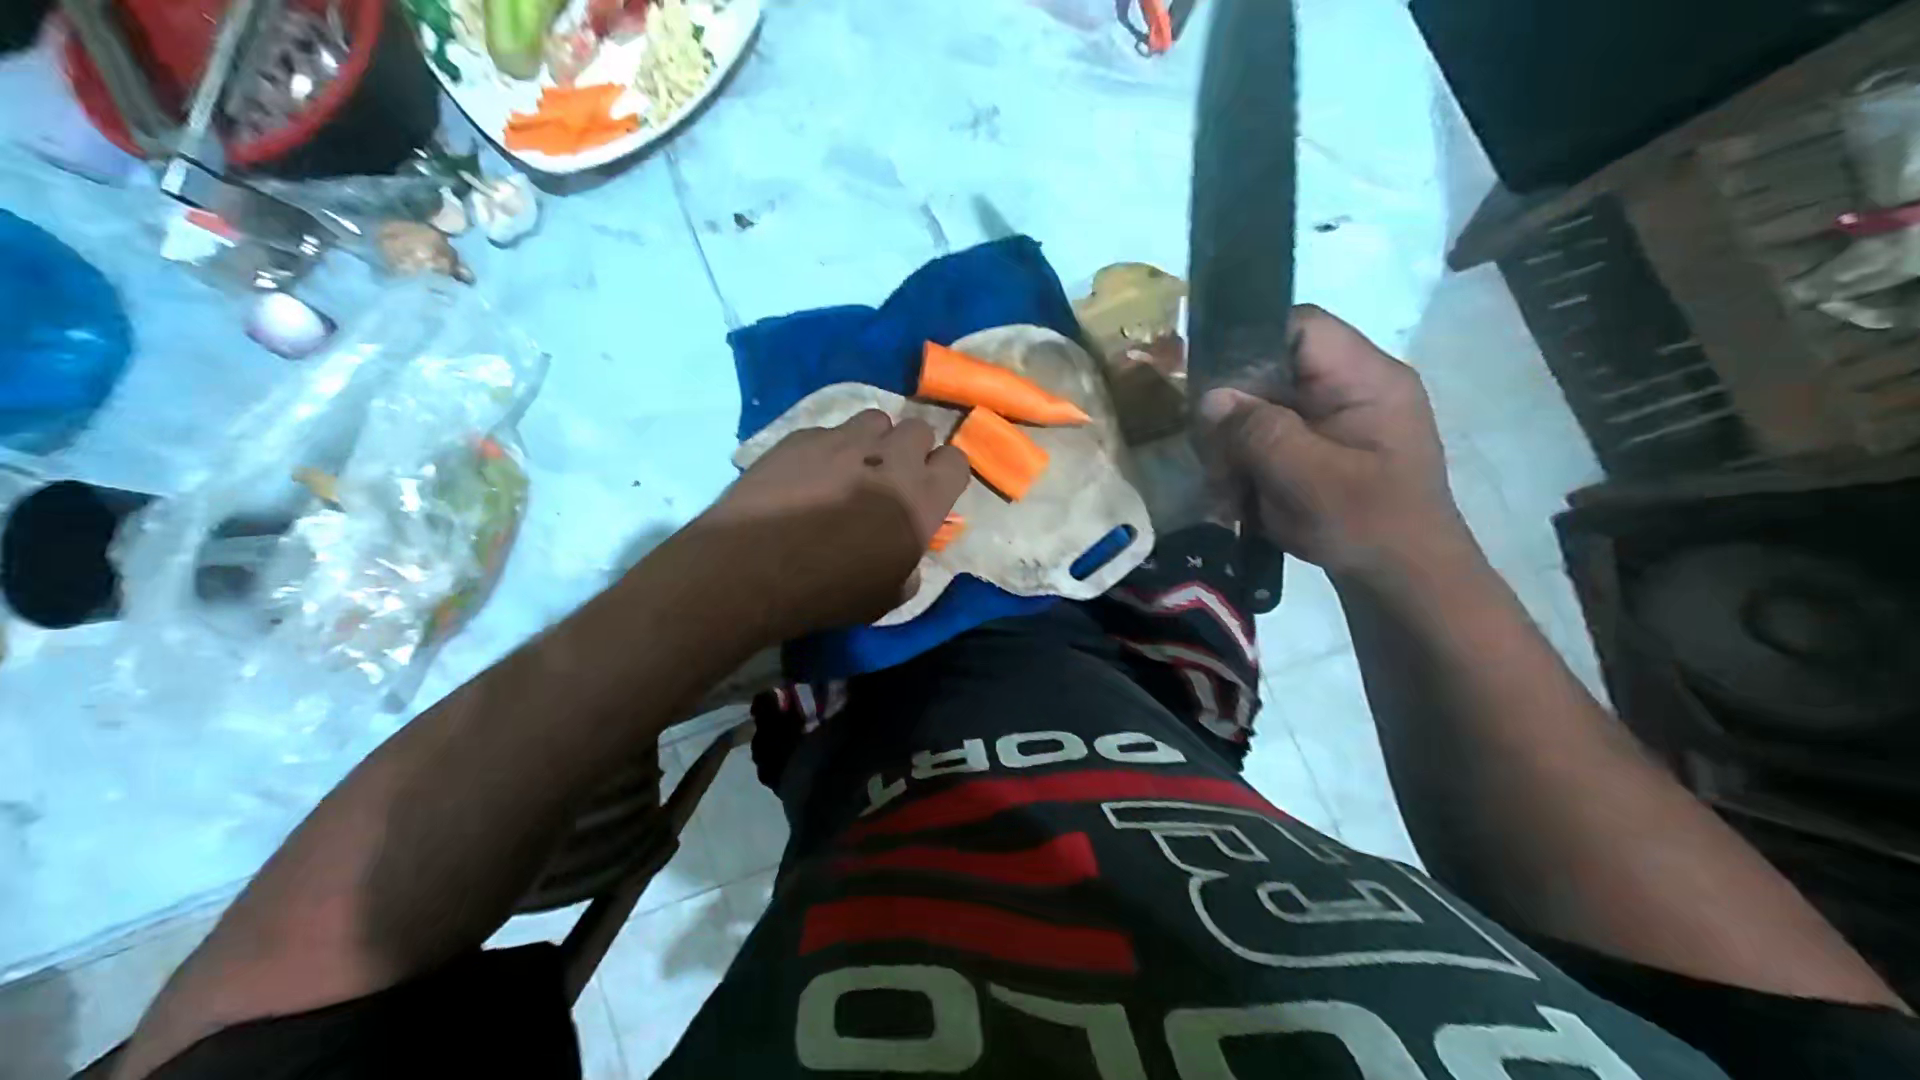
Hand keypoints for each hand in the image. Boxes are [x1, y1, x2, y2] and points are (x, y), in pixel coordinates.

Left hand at [692, 410, 969, 637]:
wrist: (753, 569)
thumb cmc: (829, 591)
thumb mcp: (886, 597)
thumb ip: (907, 567)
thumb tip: (904, 558)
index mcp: (922, 498)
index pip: (957, 461)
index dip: (944, 474)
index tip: (930, 492)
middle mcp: (891, 458)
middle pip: (920, 429)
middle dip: (911, 450)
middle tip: (890, 478)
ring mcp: (844, 441)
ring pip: (876, 419)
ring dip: (873, 440)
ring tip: (851, 467)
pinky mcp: (802, 436)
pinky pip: (828, 431)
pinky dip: (827, 448)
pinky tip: (806, 475)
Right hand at [1196, 306, 1475, 579]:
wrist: (1404, 581)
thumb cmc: (1369, 526)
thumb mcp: (1311, 479)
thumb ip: (1260, 432)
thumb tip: (1210, 396)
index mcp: (1365, 379)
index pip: (1301, 327)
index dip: (1250, 343)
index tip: (1209, 382)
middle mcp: (1350, 388)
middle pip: (1273, 370)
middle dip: (1234, 410)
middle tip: (1213, 452)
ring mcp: (1333, 419)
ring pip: (1262, 408)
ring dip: (1235, 445)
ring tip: (1226, 485)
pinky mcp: (1318, 447)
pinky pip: (1267, 437)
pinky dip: (1245, 463)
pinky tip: (1237, 494)